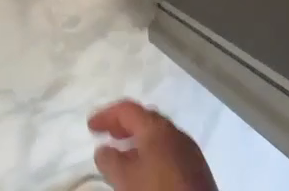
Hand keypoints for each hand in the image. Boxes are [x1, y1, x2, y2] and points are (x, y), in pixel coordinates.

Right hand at [90, 101, 218, 190]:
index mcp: (157, 127)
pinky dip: (153, 153)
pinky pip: (169, 151)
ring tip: (124, 156)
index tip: (90, 128)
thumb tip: (103, 150)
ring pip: (159, 136)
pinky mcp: (197, 169)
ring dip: (139, 142)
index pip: (127, 109)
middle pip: (145, 119)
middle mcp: (175, 132)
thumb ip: (109, 160)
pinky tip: (147, 171)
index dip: (106, 115)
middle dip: (124, 125)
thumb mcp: (124, 178)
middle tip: (108, 135)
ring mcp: (189, 150)